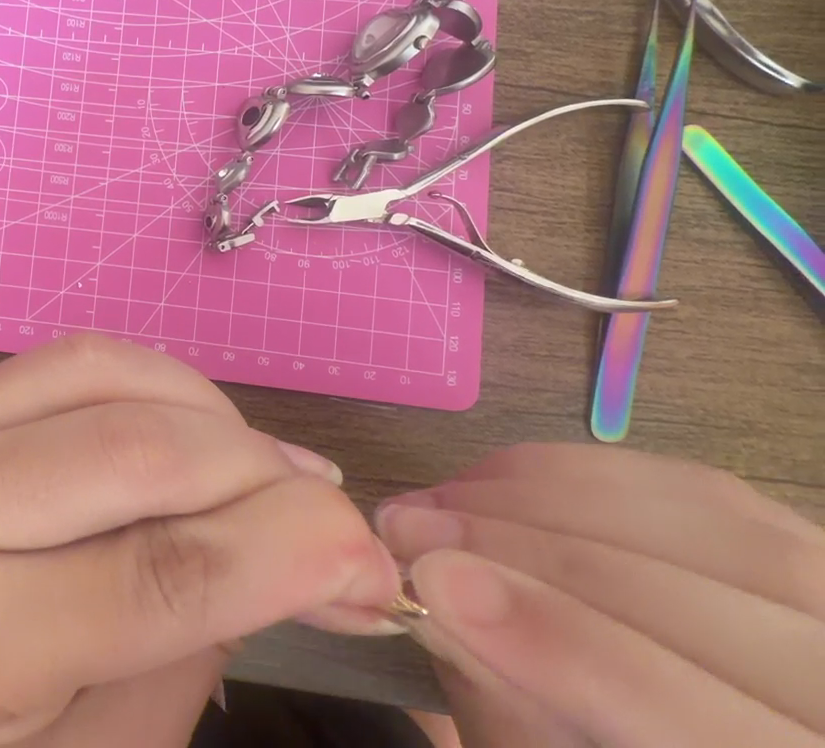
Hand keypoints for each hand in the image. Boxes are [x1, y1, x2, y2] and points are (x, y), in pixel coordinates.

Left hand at [0, 335, 400, 745]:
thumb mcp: (110, 733)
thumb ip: (207, 629)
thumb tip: (327, 541)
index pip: (149, 576)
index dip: (283, 551)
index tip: (367, 554)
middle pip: (126, 454)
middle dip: (256, 474)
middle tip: (327, 515)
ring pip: (99, 374)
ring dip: (210, 416)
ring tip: (262, 472)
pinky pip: (67, 361)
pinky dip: (155, 383)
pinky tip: (195, 432)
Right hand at [378, 442, 824, 746]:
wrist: (676, 726)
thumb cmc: (595, 747)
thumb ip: (504, 692)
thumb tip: (435, 591)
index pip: (710, 720)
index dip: (566, 646)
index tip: (431, 582)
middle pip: (721, 604)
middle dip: (533, 553)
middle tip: (406, 525)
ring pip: (719, 526)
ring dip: (540, 497)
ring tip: (436, 500)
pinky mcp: (810, 550)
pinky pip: (702, 488)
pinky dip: (577, 471)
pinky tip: (489, 480)